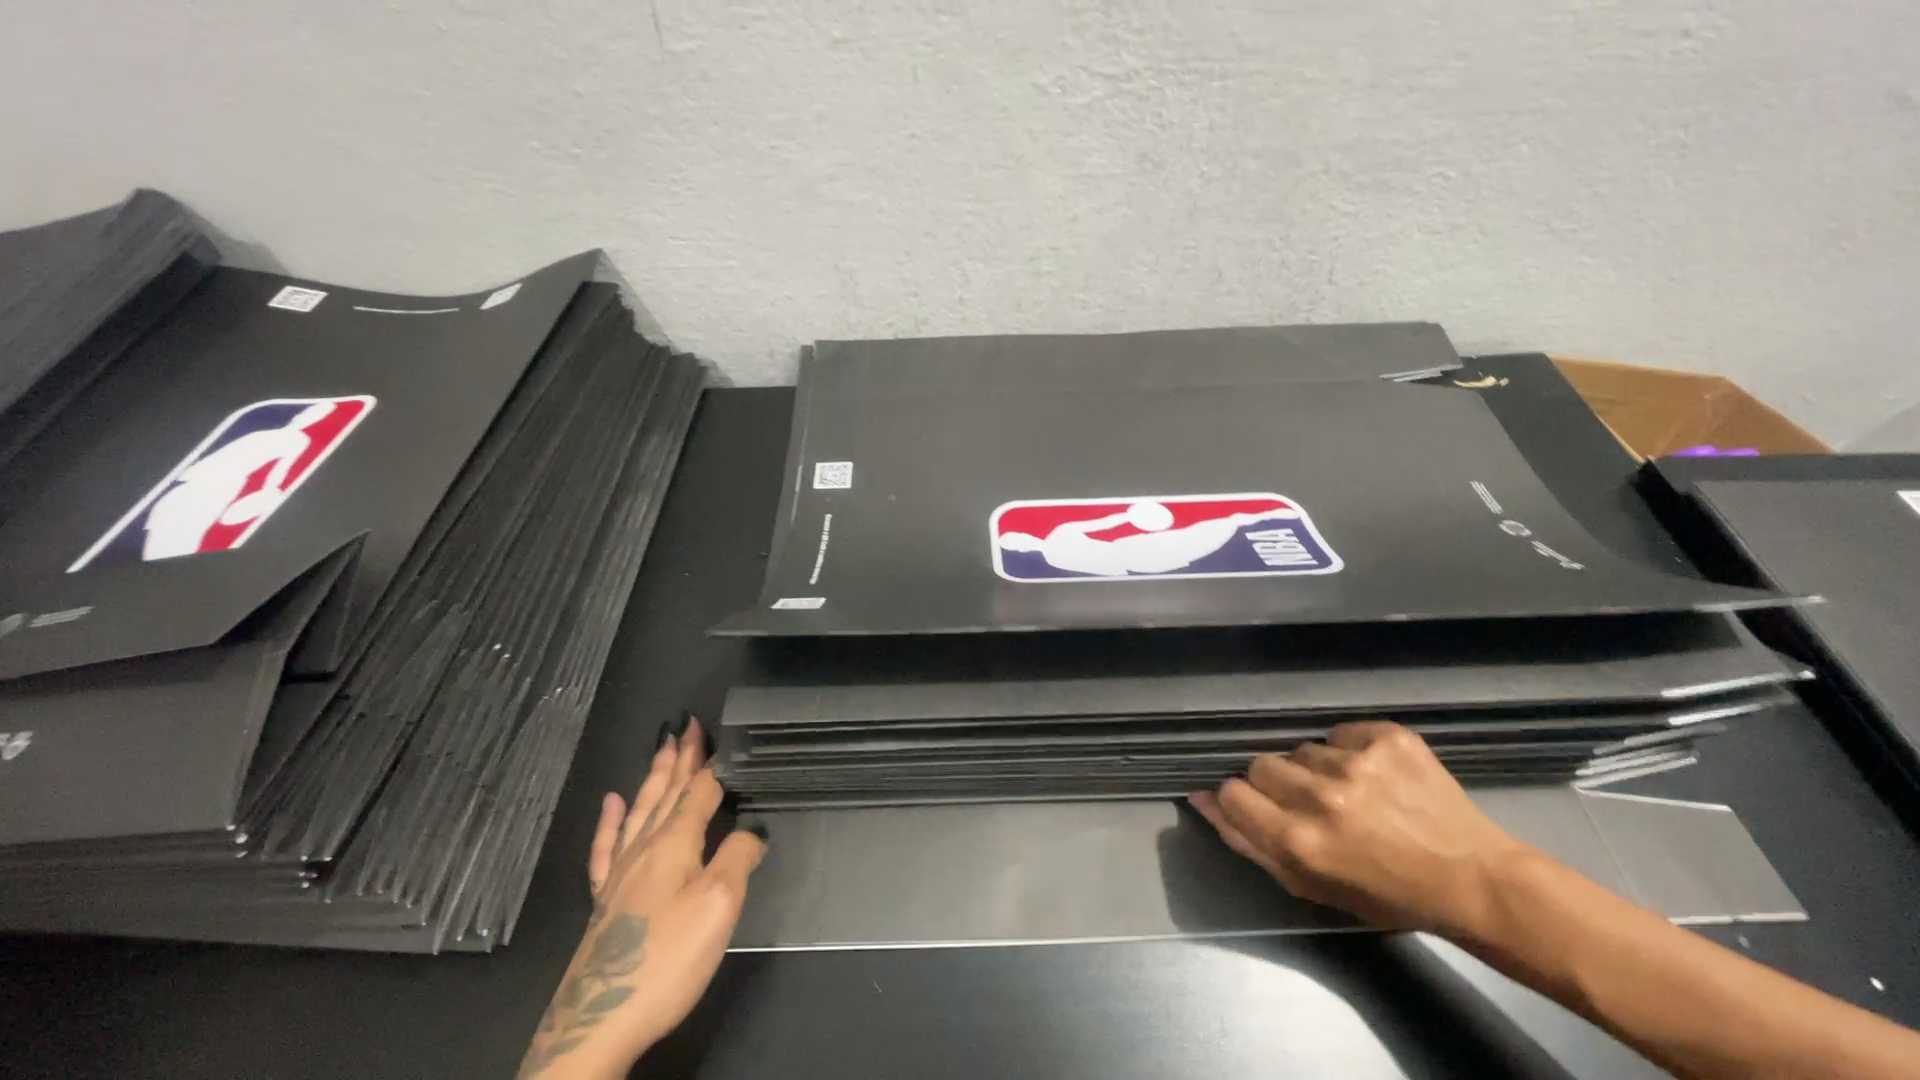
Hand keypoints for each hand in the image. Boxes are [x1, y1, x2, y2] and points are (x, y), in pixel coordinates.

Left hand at [519, 717, 766, 1079]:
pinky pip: (607, 846)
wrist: (599, 1018)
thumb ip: (738, 858)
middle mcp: (644, 850)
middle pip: (665, 793)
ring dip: (653, 777)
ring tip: (661, 748)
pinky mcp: (605, 900)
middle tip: (686, 725)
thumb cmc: (668, 958)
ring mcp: (620, 874)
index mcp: (674, 844)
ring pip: (639, 810)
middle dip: (679, 759)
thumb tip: (751, 828)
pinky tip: (610, 804)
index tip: (717, 733)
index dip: (712, 764)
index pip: (698, 793)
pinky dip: (610, 820)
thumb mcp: (720, 904)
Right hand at [1189, 721, 1533, 937]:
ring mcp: (1357, 762)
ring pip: (1302, 748)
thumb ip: (1247, 841)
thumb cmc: (1385, 893)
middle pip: (1261, 764)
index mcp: (1298, 840)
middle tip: (1313, 808)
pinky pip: (1341, 732)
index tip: (1266, 813)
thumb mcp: (1308, 885)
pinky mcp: (1388, 738)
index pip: (1231, 792)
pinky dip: (1351, 750)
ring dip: (1316, 769)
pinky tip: (1376, 777)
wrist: (1472, 878)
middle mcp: (1322, 796)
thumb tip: (1200, 798)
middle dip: (1278, 784)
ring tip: (1353, 796)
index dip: (1243, 802)